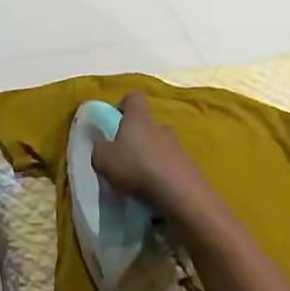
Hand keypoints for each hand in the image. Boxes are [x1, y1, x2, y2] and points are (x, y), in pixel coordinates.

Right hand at [90, 92, 218, 223]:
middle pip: (146, 124)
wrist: (179, 193)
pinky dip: (162, 173)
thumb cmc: (136, 168)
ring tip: (139, 179)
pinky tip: (154, 190)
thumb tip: (104, 148)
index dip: (123, 105)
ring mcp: (178, 145)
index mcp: (139, 118)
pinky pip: (170, 164)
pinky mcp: (189, 165)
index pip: (134, 97)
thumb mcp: (103, 160)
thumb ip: (100, 150)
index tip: (114, 121)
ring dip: (149, 157)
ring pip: (159, 145)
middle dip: (135, 137)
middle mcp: (160, 126)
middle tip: (123, 157)